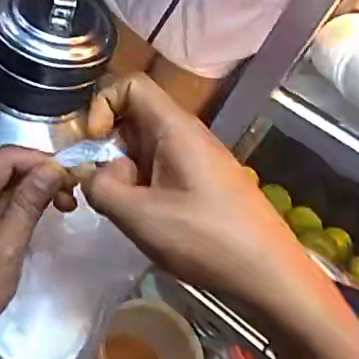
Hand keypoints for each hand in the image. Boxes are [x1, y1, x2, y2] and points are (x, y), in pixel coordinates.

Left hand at [0, 146, 75, 358]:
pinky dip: (14, 204)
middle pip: (3, 167)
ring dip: (30, 190)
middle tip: (72, 197)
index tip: (75, 178)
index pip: (8, 157)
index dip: (44, 161)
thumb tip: (54, 168)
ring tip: (62, 206)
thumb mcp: (5, 248)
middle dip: (40, 175)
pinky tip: (34, 215)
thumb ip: (29, 203)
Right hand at [82, 74, 337, 336]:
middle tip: (99, 189)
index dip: (101, 105)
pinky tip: (145, 222)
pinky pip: (158, 171)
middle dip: (106, 149)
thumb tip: (90, 174)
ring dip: (122, 174)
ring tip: (124, 212)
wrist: (267, 273)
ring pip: (142, 149)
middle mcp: (186, 134)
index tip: (93, 145)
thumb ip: (101, 187)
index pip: (130, 85)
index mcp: (174, 127)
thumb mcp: (139, 215)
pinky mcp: (201, 184)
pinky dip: (141, 189)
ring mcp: (195, 160)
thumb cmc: (205, 238)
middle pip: (132, 119)